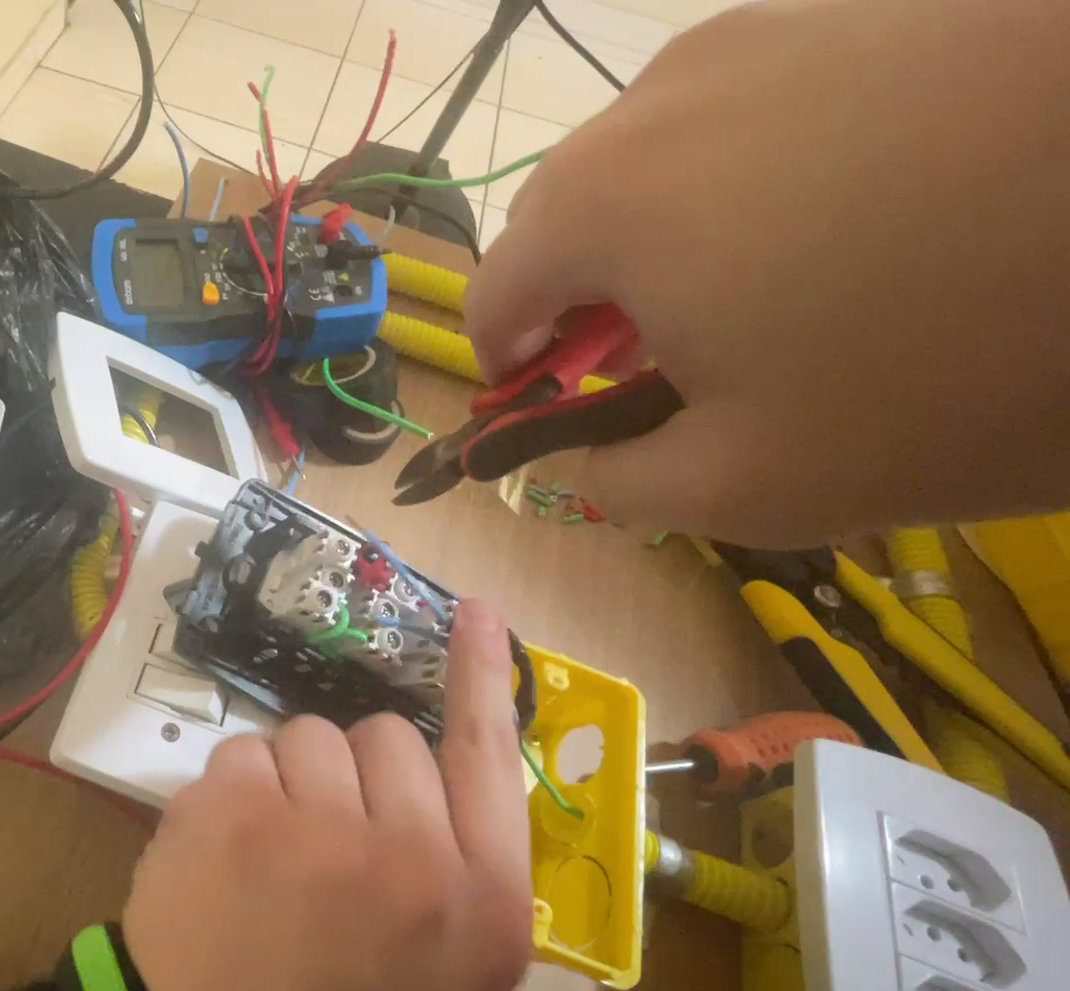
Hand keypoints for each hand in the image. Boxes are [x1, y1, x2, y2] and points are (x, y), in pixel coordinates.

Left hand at [123, 602, 532, 990]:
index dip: (482, 677)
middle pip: (387, 736)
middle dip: (354, 775)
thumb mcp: (442, 982)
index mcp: (484, 906)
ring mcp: (320, 826)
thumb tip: (438, 792)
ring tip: (271, 859)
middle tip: (324, 842)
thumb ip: (457, 882)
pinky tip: (223, 856)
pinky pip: (245, 750)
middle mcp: (414, 855)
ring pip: (310, 735)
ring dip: (291, 781)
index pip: (491, 756)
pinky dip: (232, 790)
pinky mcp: (237, 808)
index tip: (478, 611)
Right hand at [467, 0, 1069, 546]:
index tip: (544, 401)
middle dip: (577, 296)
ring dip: (656, 236)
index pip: (492, 293)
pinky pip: (744, 114)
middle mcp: (655, 102)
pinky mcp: (864, 12)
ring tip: (751, 287)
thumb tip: (577, 460)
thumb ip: (615, 483)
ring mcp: (764, 38)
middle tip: (650, 358)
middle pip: (558, 220)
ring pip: (645, 162)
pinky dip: (746, 179)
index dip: (504, 361)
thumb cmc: (956, 365)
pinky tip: (841, 219)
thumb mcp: (749, 485)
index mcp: (599, 206)